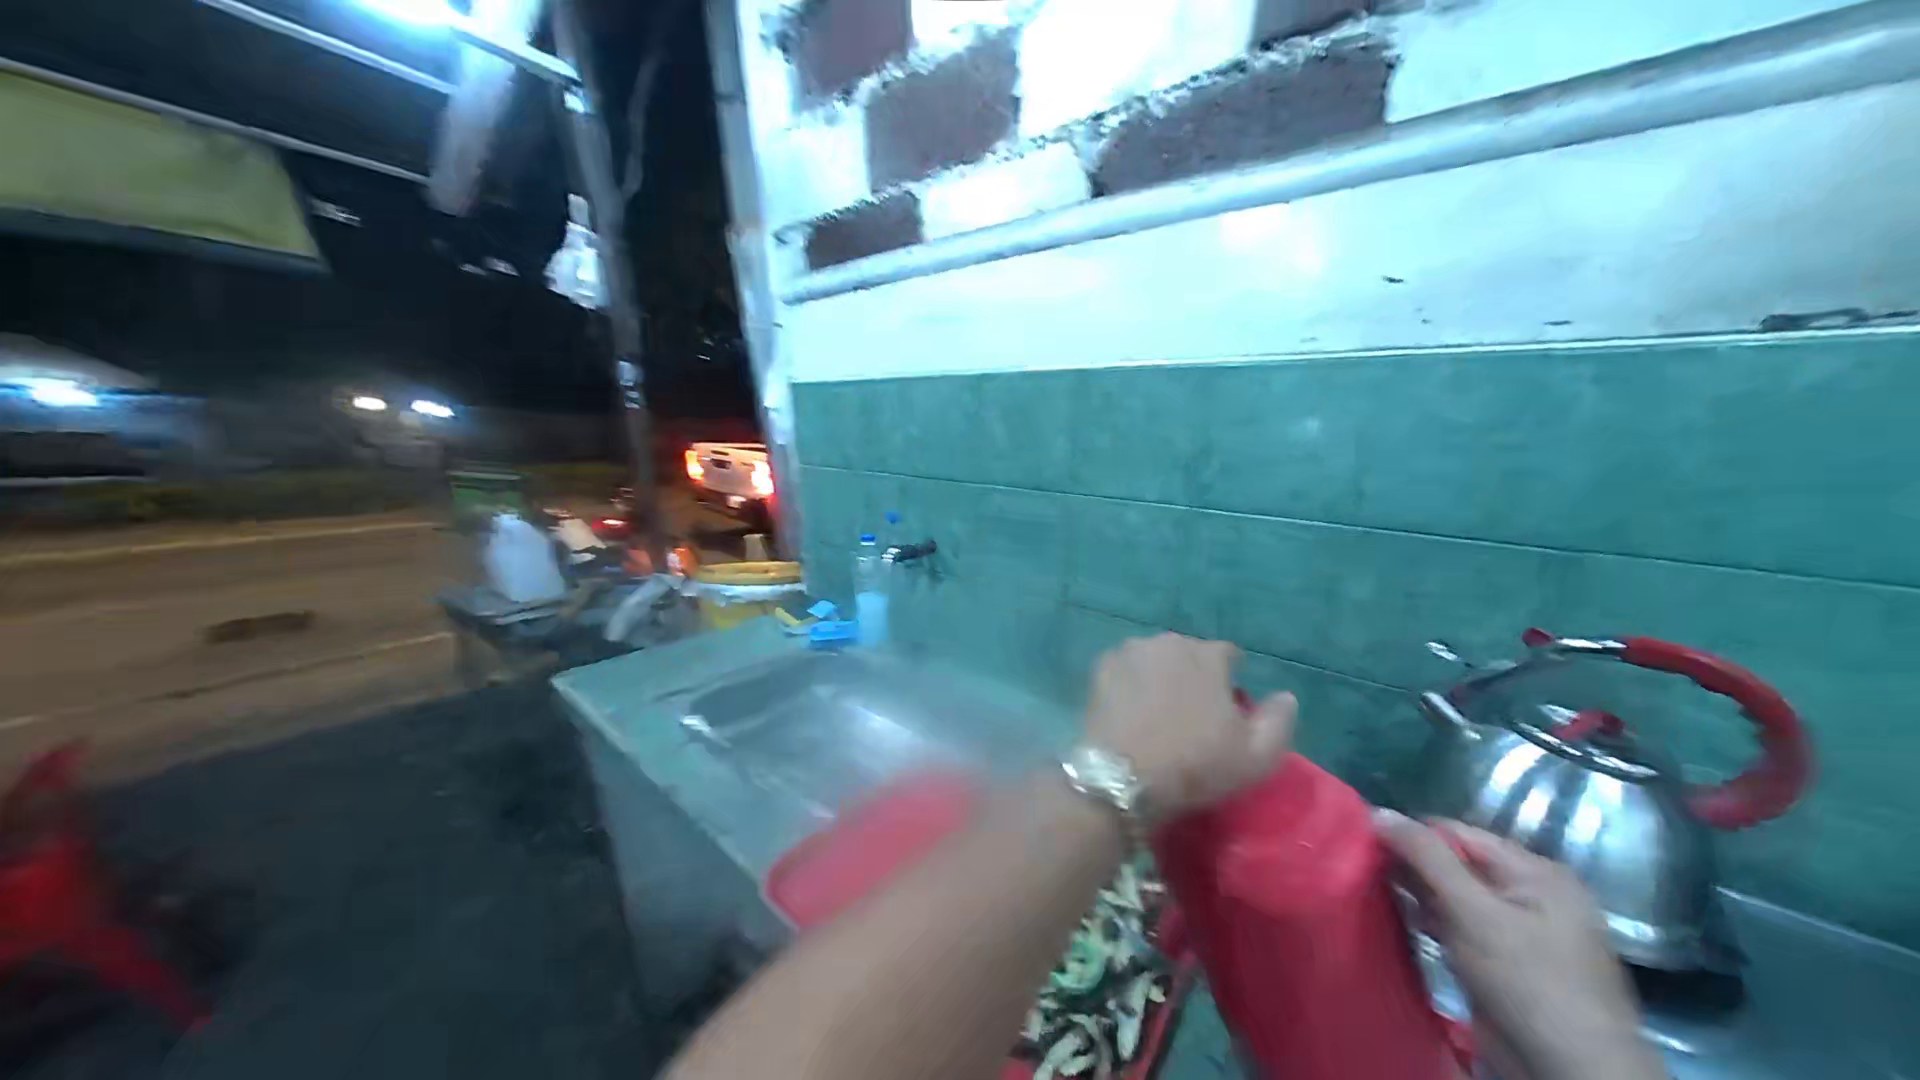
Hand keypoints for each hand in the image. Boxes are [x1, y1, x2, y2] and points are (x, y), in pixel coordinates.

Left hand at [1083, 633, 1293, 819]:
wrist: (1124, 777)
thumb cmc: (1195, 766)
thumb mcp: (1256, 756)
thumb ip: (1279, 720)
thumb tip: (1285, 696)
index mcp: (1207, 655)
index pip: (1228, 655)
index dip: (1230, 679)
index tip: (1226, 706)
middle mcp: (1168, 642)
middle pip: (1188, 653)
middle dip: (1194, 674)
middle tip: (1191, 712)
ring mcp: (1130, 652)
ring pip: (1155, 658)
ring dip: (1160, 674)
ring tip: (1158, 710)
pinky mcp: (1101, 667)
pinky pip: (1126, 668)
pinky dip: (1131, 681)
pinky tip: (1131, 708)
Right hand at [1374, 814, 1665, 1079]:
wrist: (1571, 1075)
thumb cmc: (1527, 981)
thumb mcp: (1472, 910)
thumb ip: (1425, 856)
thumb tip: (1377, 810)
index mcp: (1537, 873)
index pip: (1457, 833)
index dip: (1412, 836)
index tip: (1368, 845)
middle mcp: (1531, 894)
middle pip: (1455, 862)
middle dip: (1412, 866)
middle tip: (1367, 870)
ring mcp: (1518, 930)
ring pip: (1453, 894)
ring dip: (1418, 894)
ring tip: (1377, 893)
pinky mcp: (1503, 960)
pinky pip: (1459, 924)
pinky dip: (1432, 920)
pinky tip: (1405, 921)